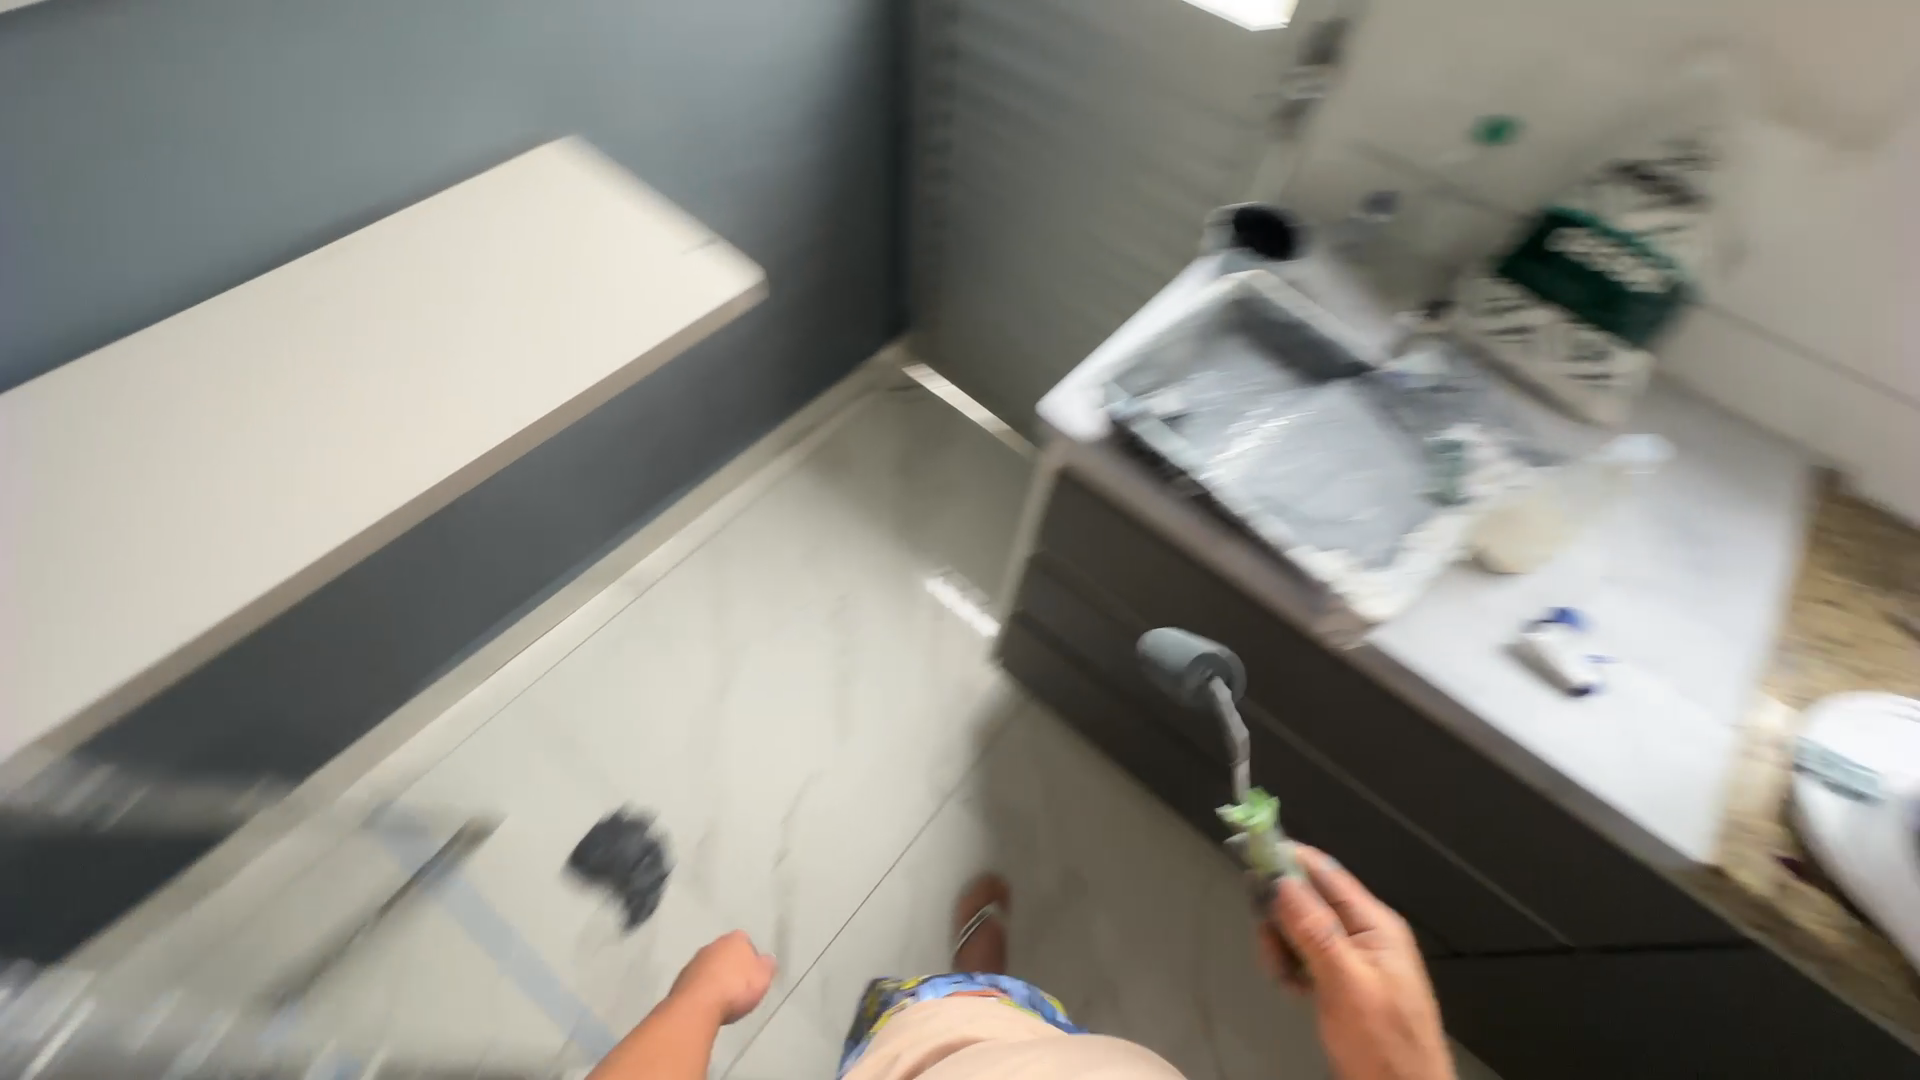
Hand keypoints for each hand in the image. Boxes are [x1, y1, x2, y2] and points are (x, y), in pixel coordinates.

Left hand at [669, 931, 776, 1024]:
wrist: (697, 1007)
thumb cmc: (735, 988)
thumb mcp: (763, 977)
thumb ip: (767, 966)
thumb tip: (766, 960)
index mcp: (735, 939)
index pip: (746, 943)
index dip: (750, 960)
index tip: (752, 978)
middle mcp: (713, 945)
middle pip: (725, 955)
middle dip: (730, 968)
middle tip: (737, 989)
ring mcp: (694, 962)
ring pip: (709, 969)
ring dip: (714, 980)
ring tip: (721, 1002)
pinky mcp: (680, 981)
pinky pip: (696, 984)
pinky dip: (701, 992)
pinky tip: (706, 1008)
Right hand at [1259, 847, 1453, 1079]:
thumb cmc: (1382, 1045)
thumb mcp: (1346, 985)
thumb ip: (1314, 929)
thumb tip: (1279, 878)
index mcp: (1374, 923)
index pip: (1322, 870)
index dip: (1284, 857)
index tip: (1244, 854)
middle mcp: (1364, 930)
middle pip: (1305, 897)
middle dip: (1278, 915)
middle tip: (1269, 947)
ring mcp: (1353, 955)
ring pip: (1299, 925)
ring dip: (1281, 945)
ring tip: (1283, 978)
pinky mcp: (1341, 978)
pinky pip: (1303, 953)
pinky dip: (1289, 965)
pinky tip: (1292, 988)